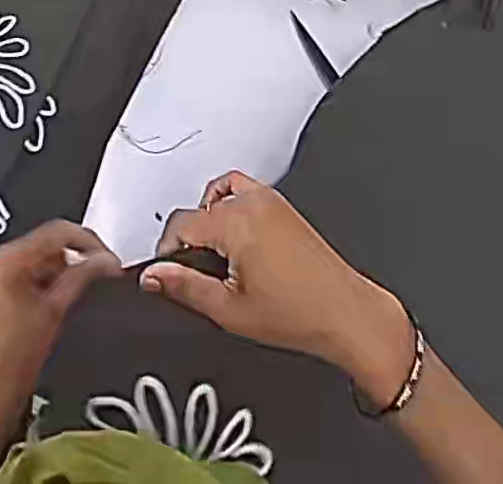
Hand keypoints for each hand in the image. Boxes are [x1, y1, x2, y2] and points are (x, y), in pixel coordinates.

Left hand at [0, 221, 120, 483]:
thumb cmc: (3, 370)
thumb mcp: (54, 314)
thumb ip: (82, 278)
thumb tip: (104, 262)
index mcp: (8, 258)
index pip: (59, 231)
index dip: (91, 244)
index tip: (110, 261)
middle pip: (48, 244)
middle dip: (76, 260)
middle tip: (99, 279)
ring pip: (38, 260)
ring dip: (61, 275)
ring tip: (76, 300)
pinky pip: (25, 275)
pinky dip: (44, 286)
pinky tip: (54, 310)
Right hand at [142, 171, 413, 385]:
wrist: (348, 315)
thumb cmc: (301, 314)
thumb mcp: (229, 310)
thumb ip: (184, 287)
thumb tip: (154, 276)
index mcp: (235, 222)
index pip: (180, 224)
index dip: (168, 251)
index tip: (168, 271)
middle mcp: (250, 202)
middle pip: (196, 210)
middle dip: (190, 240)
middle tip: (199, 273)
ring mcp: (268, 199)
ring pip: (216, 196)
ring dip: (207, 220)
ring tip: (216, 255)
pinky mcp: (280, 203)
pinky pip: (240, 188)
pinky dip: (229, 202)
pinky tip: (234, 232)